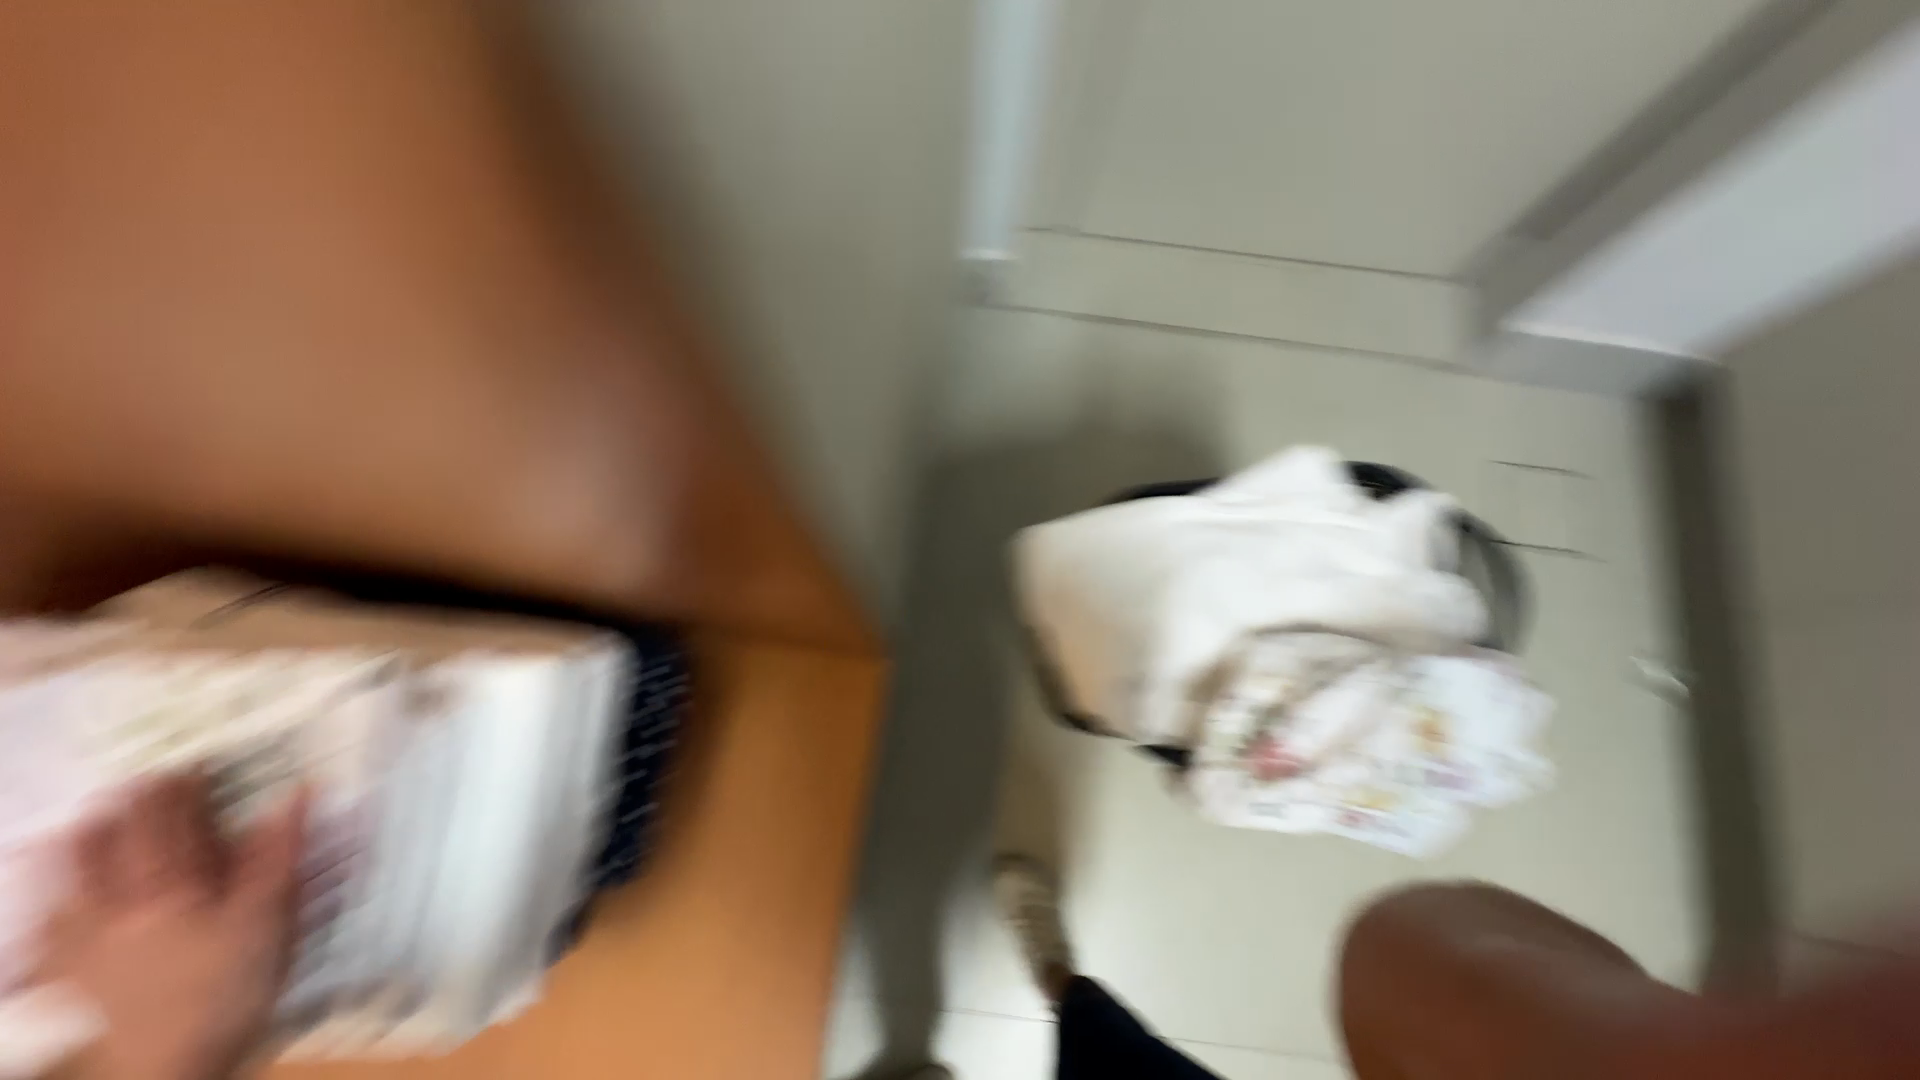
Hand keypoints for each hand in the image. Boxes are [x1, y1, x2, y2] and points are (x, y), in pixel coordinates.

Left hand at [39, 774, 307, 1079]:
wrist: (169, 1070)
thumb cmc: (229, 986)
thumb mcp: (272, 915)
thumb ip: (281, 852)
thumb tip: (297, 794)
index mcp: (172, 889)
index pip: (171, 826)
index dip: (178, 791)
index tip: (187, 764)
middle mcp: (118, 911)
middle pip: (105, 853)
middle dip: (115, 816)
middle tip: (124, 787)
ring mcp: (85, 951)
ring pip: (65, 893)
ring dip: (65, 860)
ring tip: (60, 834)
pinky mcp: (72, 987)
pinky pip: (43, 948)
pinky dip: (41, 925)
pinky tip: (46, 918)